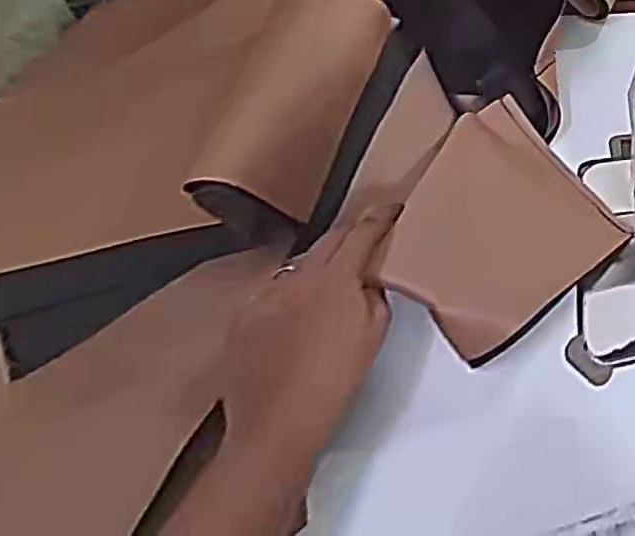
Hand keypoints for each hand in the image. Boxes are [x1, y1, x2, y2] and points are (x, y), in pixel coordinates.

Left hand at [221, 207, 401, 468]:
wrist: (277, 425)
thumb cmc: (336, 379)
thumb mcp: (375, 330)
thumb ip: (374, 291)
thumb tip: (368, 277)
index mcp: (335, 278)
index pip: (363, 232)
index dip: (381, 217)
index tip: (393, 209)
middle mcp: (298, 276)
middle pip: (331, 238)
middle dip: (352, 234)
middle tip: (368, 239)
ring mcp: (265, 294)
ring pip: (301, 262)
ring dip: (320, 263)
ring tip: (331, 281)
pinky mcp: (241, 315)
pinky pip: (273, 287)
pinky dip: (290, 289)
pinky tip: (296, 310)